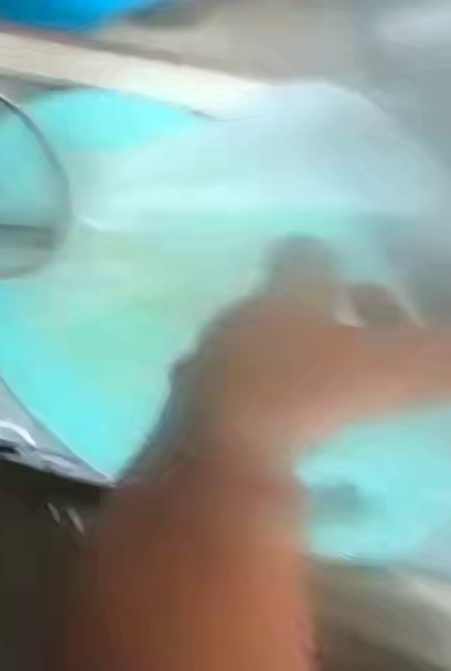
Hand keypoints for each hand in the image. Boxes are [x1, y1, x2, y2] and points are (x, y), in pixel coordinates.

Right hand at [177, 239, 450, 466]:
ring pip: (413, 342)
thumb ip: (305, 269)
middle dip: (419, 294)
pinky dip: (363, 332)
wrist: (240, 428)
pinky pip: (384, 357)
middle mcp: (436, 373)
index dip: (430, 270)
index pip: (445, 302)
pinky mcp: (360, 397)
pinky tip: (319, 318)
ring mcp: (399, 389)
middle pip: (437, 329)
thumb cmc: (277, 362)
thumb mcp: (284, 303)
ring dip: (390, 312)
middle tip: (388, 261)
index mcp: (440, 351)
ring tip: (350, 286)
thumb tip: (313, 242)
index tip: (402, 248)